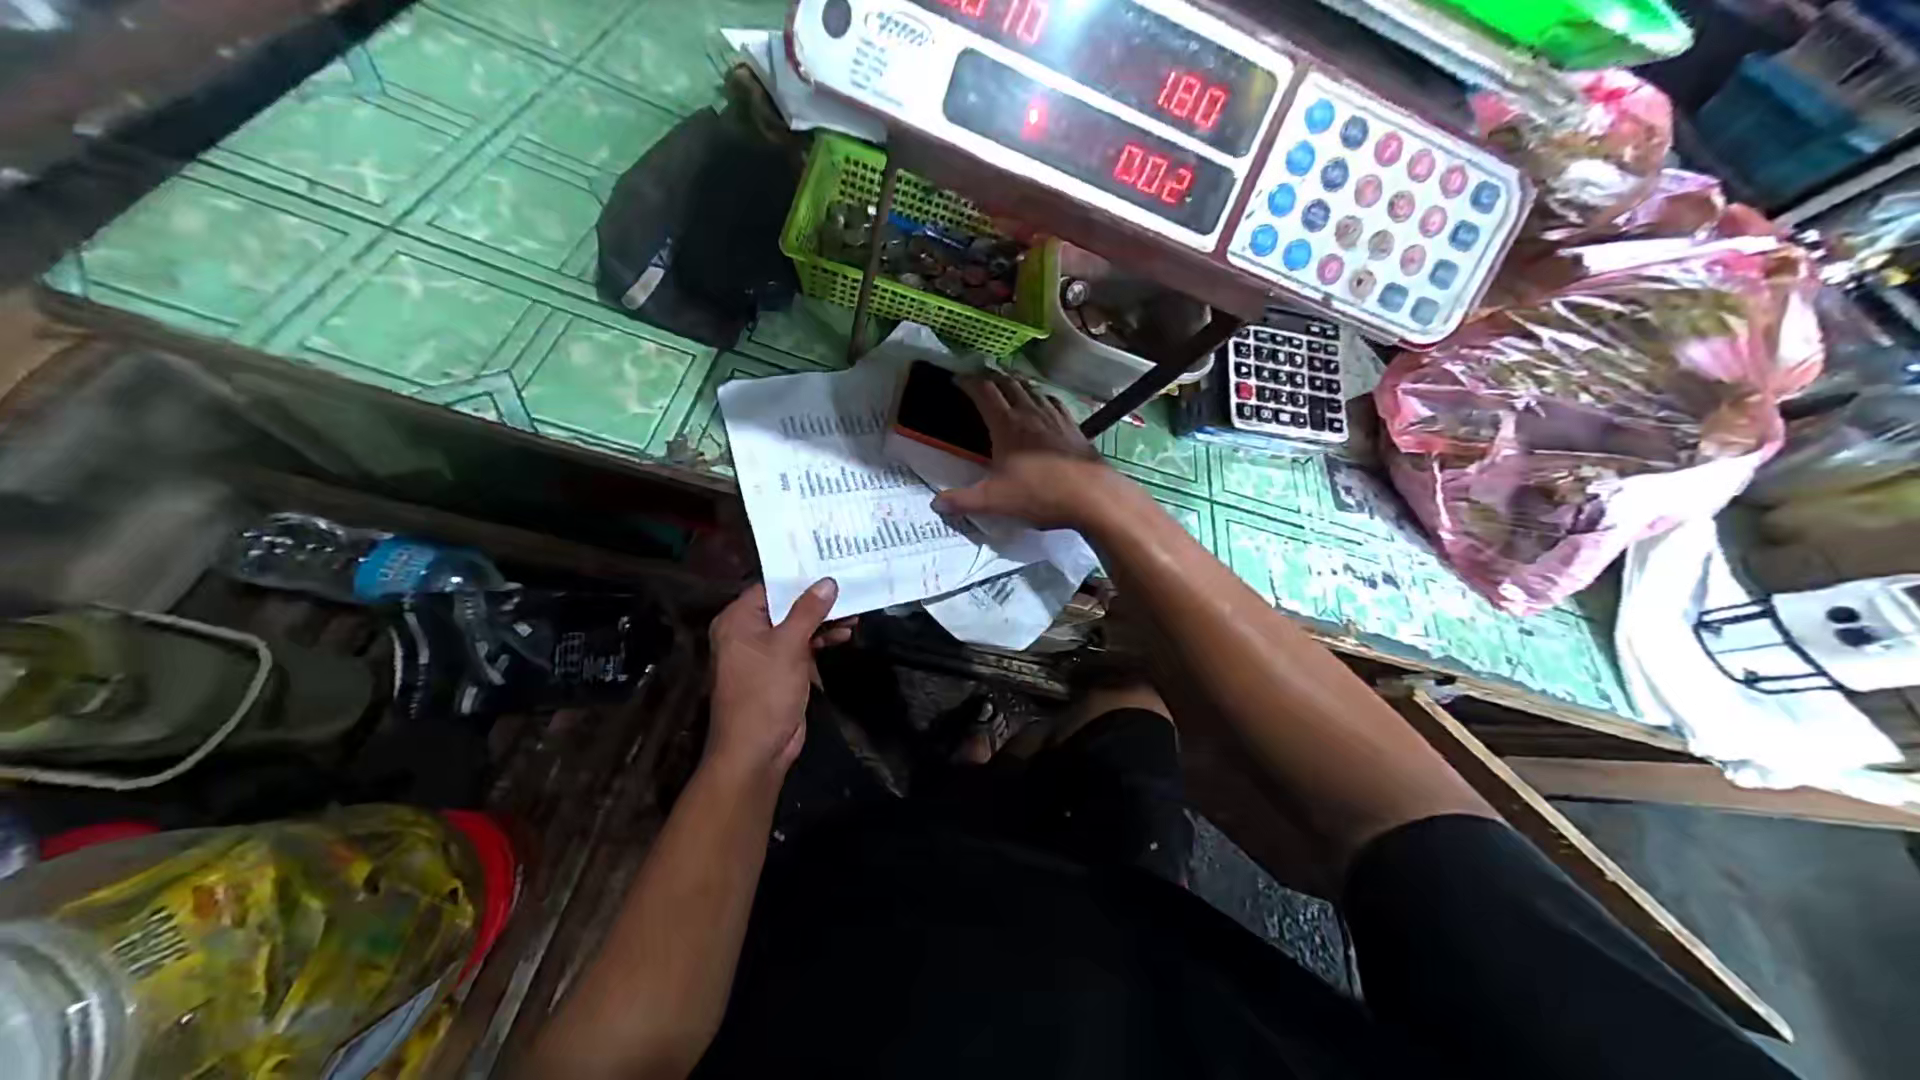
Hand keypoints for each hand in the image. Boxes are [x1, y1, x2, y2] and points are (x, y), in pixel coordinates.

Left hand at [706, 580, 852, 779]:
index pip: (770, 586)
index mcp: (737, 620)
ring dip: (824, 620)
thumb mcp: (788, 645)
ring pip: (797, 626)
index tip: (830, 565)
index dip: (800, 576)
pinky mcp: (779, 671)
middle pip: (786, 606)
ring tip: (855, 611)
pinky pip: (801, 646)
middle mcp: (747, 632)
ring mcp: (764, 653)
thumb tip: (828, 581)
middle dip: (818, 600)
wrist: (756, 750)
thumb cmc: (765, 691)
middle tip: (850, 585)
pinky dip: (820, 640)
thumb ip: (809, 610)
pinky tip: (844, 634)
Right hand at [932, 372, 1116, 528]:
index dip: (967, 382)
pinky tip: (1043, 402)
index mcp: (1006, 424)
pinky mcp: (1073, 427)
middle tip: (979, 378)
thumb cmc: (1040, 494)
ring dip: (1016, 384)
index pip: (983, 392)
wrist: (1092, 496)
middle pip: (1008, 384)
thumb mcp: (995, 500)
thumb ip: (963, 501)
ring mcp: (1055, 417)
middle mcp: (1030, 413)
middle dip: (991, 378)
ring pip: (1032, 389)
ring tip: (1007, 384)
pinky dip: (1042, 397)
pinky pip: (1054, 402)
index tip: (956, 378)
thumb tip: (936, 504)